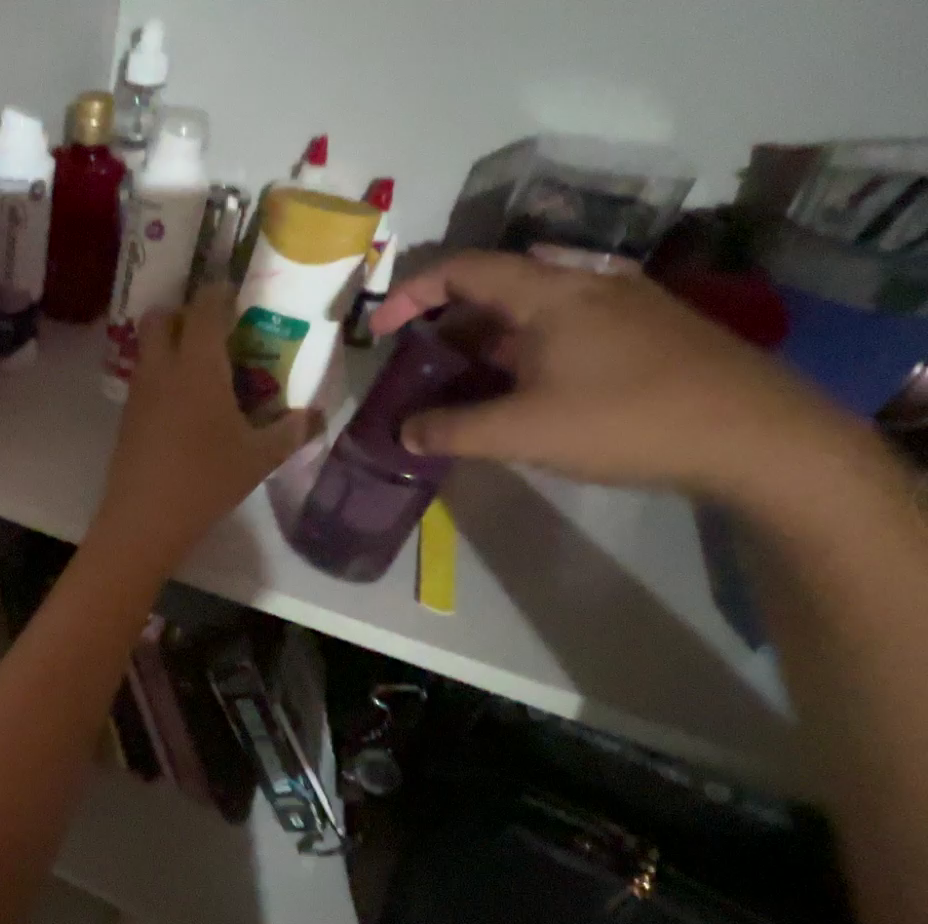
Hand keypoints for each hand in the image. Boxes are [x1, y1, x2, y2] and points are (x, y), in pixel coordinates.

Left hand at [94, 285, 320, 568]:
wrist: (143, 519)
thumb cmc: (206, 480)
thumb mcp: (260, 457)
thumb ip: (291, 431)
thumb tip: (314, 416)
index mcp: (197, 366)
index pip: (204, 308)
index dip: (220, 294)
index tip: (239, 297)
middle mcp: (162, 369)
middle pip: (160, 317)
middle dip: (185, 313)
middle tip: (216, 331)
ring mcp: (138, 392)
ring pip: (148, 348)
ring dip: (171, 345)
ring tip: (205, 369)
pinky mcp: (126, 417)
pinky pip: (144, 379)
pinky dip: (162, 376)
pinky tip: (186, 404)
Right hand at [372, 252, 856, 502]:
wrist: (759, 437)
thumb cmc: (626, 421)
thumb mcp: (521, 432)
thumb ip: (451, 430)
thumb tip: (404, 432)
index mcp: (552, 294)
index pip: (464, 269)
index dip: (411, 293)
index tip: (380, 331)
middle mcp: (587, 286)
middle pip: (496, 289)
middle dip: (445, 324)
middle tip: (417, 366)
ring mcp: (623, 309)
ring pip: (532, 313)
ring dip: (485, 343)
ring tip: (460, 386)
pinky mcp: (647, 335)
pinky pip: (563, 331)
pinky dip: (523, 353)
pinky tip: (520, 394)